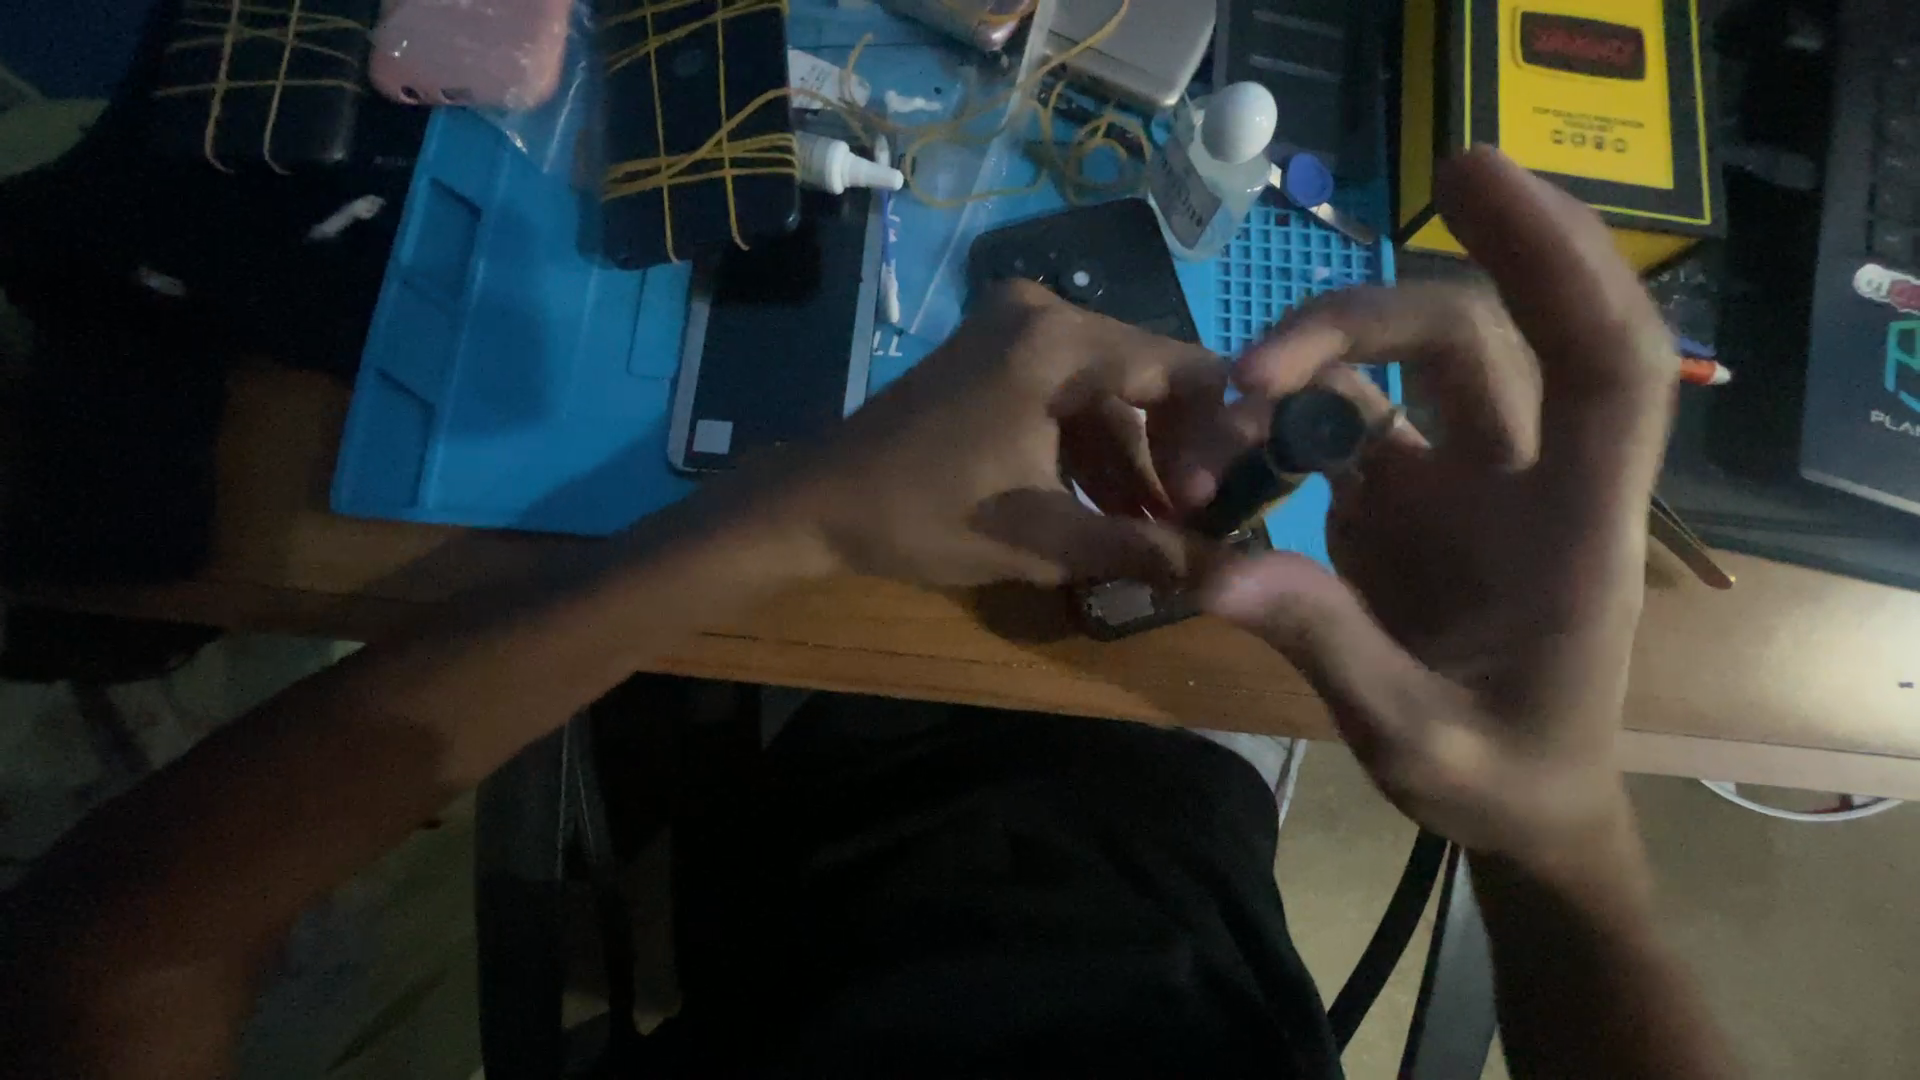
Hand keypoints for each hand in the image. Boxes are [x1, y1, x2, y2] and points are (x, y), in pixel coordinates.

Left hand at [772, 280, 1228, 588]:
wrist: (821, 503)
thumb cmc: (925, 517)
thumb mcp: (1040, 541)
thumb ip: (1139, 550)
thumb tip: (1224, 572)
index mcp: (1059, 343)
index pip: (1183, 371)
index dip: (1215, 439)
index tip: (1219, 503)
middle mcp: (1045, 312)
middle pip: (1147, 379)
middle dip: (1171, 457)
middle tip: (1188, 524)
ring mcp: (1015, 327)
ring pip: (1106, 393)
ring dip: (1129, 462)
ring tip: (1152, 531)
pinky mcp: (996, 352)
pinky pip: (1067, 394)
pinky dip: (1087, 448)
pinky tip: (1108, 506)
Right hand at [1188, 148, 1678, 872]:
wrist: (1512, 802)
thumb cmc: (1500, 773)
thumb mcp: (1417, 734)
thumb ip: (1328, 646)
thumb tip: (1213, 570)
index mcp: (1568, 523)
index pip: (1598, 358)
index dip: (1550, 253)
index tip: (1464, 175)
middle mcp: (1516, 475)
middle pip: (1453, 338)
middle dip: (1344, 328)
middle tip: (1240, 376)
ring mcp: (1451, 483)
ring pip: (1380, 375)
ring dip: (1292, 378)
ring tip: (1207, 433)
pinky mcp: (1393, 504)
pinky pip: (1332, 431)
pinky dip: (1271, 430)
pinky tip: (1217, 462)